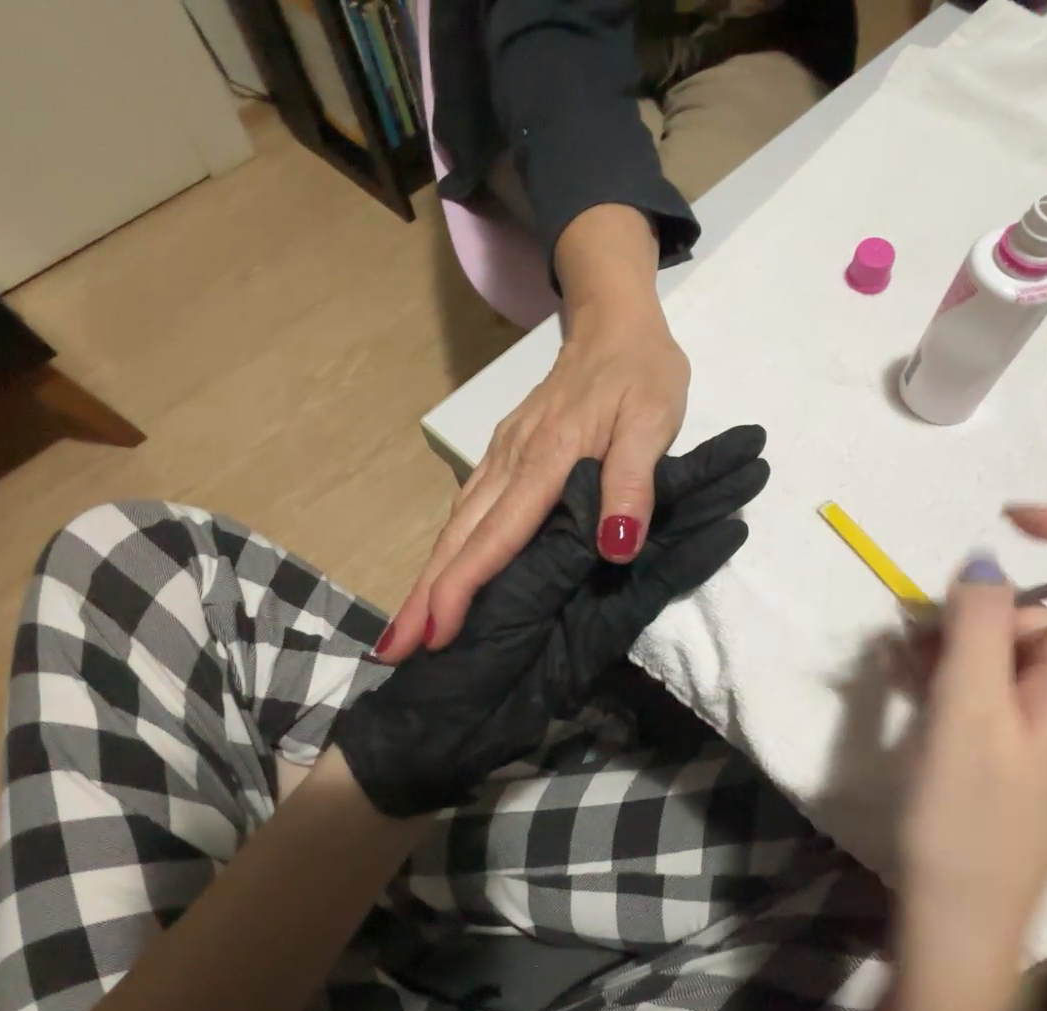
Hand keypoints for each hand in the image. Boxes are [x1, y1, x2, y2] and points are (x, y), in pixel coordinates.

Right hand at [381, 205, 688, 661]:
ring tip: (406, 626)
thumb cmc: (639, 374)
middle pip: (459, 535)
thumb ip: (633, 483)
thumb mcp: (652, 423)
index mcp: (546, 458)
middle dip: (425, 594)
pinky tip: (444, 572)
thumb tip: (614, 546)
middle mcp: (510, 461)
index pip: (497, 533)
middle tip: (394, 650)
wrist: (613, 324)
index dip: (464, 584)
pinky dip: (450, 548)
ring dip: (429, 575)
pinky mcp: (506, 452)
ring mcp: (502, 455)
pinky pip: (469, 508)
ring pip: (456, 523)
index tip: (436, 632)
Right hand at [903, 504, 1046, 915]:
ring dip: (953, 643)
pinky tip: (910, 690)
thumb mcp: (964, 712)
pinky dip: (955, 673)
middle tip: (912, 641)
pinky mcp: (1032, 741)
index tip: (1008, 521)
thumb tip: (986, 562)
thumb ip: (977, 624)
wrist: (963, 922)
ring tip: (900, 674)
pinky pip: (1000, 680)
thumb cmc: (968, 821)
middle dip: (975, 610)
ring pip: (1013, 644)